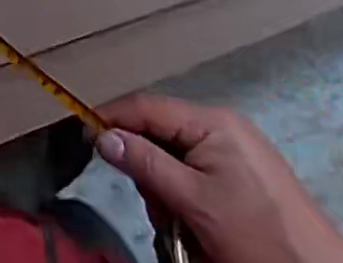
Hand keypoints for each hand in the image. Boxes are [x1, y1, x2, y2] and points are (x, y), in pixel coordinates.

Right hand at [93, 94, 342, 262]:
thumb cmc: (258, 236)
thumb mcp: (195, 201)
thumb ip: (146, 163)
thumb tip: (101, 135)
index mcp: (212, 121)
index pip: (146, 106)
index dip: (112, 117)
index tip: (84, 136)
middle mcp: (222, 126)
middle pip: (159, 132)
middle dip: (147, 169)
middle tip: (156, 209)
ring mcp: (235, 152)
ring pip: (174, 158)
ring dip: (166, 191)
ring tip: (183, 227)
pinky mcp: (243, 178)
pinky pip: (194, 175)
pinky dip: (185, 198)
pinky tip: (196, 228)